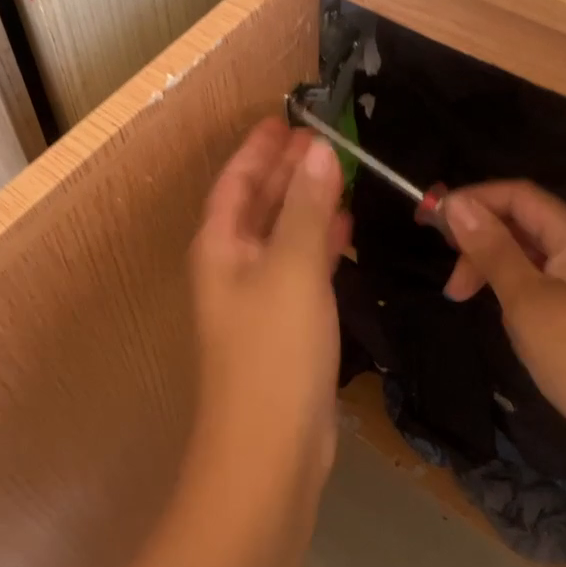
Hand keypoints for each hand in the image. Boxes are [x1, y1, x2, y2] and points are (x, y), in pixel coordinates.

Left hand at [188, 118, 349, 462]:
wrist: (270, 449)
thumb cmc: (272, 350)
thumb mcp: (292, 268)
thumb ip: (306, 207)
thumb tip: (318, 149)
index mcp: (221, 244)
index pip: (236, 180)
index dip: (259, 148)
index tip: (287, 116)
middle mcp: (233, 264)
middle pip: (257, 203)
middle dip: (286, 170)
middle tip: (323, 138)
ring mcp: (257, 296)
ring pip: (281, 233)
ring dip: (305, 203)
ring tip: (339, 173)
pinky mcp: (284, 324)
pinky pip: (300, 266)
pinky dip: (319, 242)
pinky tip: (344, 230)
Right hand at [442, 181, 565, 459]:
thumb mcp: (528, 304)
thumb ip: (493, 249)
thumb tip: (457, 203)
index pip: (519, 195)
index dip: (471, 200)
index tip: (430, 225)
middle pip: (532, 225)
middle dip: (486, 247)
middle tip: (456, 291)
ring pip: (548, 255)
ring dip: (508, 272)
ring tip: (494, 316)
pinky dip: (535, 289)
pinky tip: (529, 325)